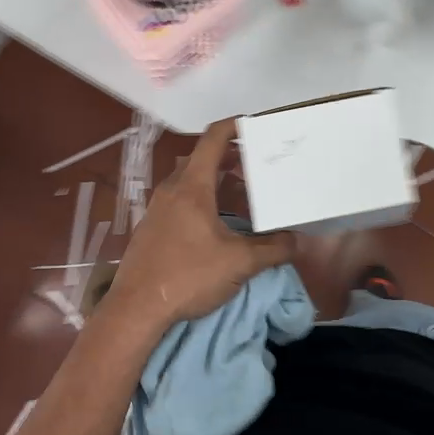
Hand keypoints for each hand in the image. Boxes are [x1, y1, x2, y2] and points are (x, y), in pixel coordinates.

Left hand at [101, 120, 294, 331]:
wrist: (136, 309)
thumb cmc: (188, 276)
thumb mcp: (240, 263)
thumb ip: (273, 249)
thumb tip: (298, 241)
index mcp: (193, 186)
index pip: (213, 138)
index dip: (234, 125)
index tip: (255, 126)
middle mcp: (172, 189)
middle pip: (202, 158)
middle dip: (230, 156)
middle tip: (257, 165)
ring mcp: (157, 207)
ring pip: (189, 180)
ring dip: (214, 179)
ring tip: (241, 194)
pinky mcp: (151, 227)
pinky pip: (180, 199)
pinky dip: (201, 198)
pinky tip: (216, 223)